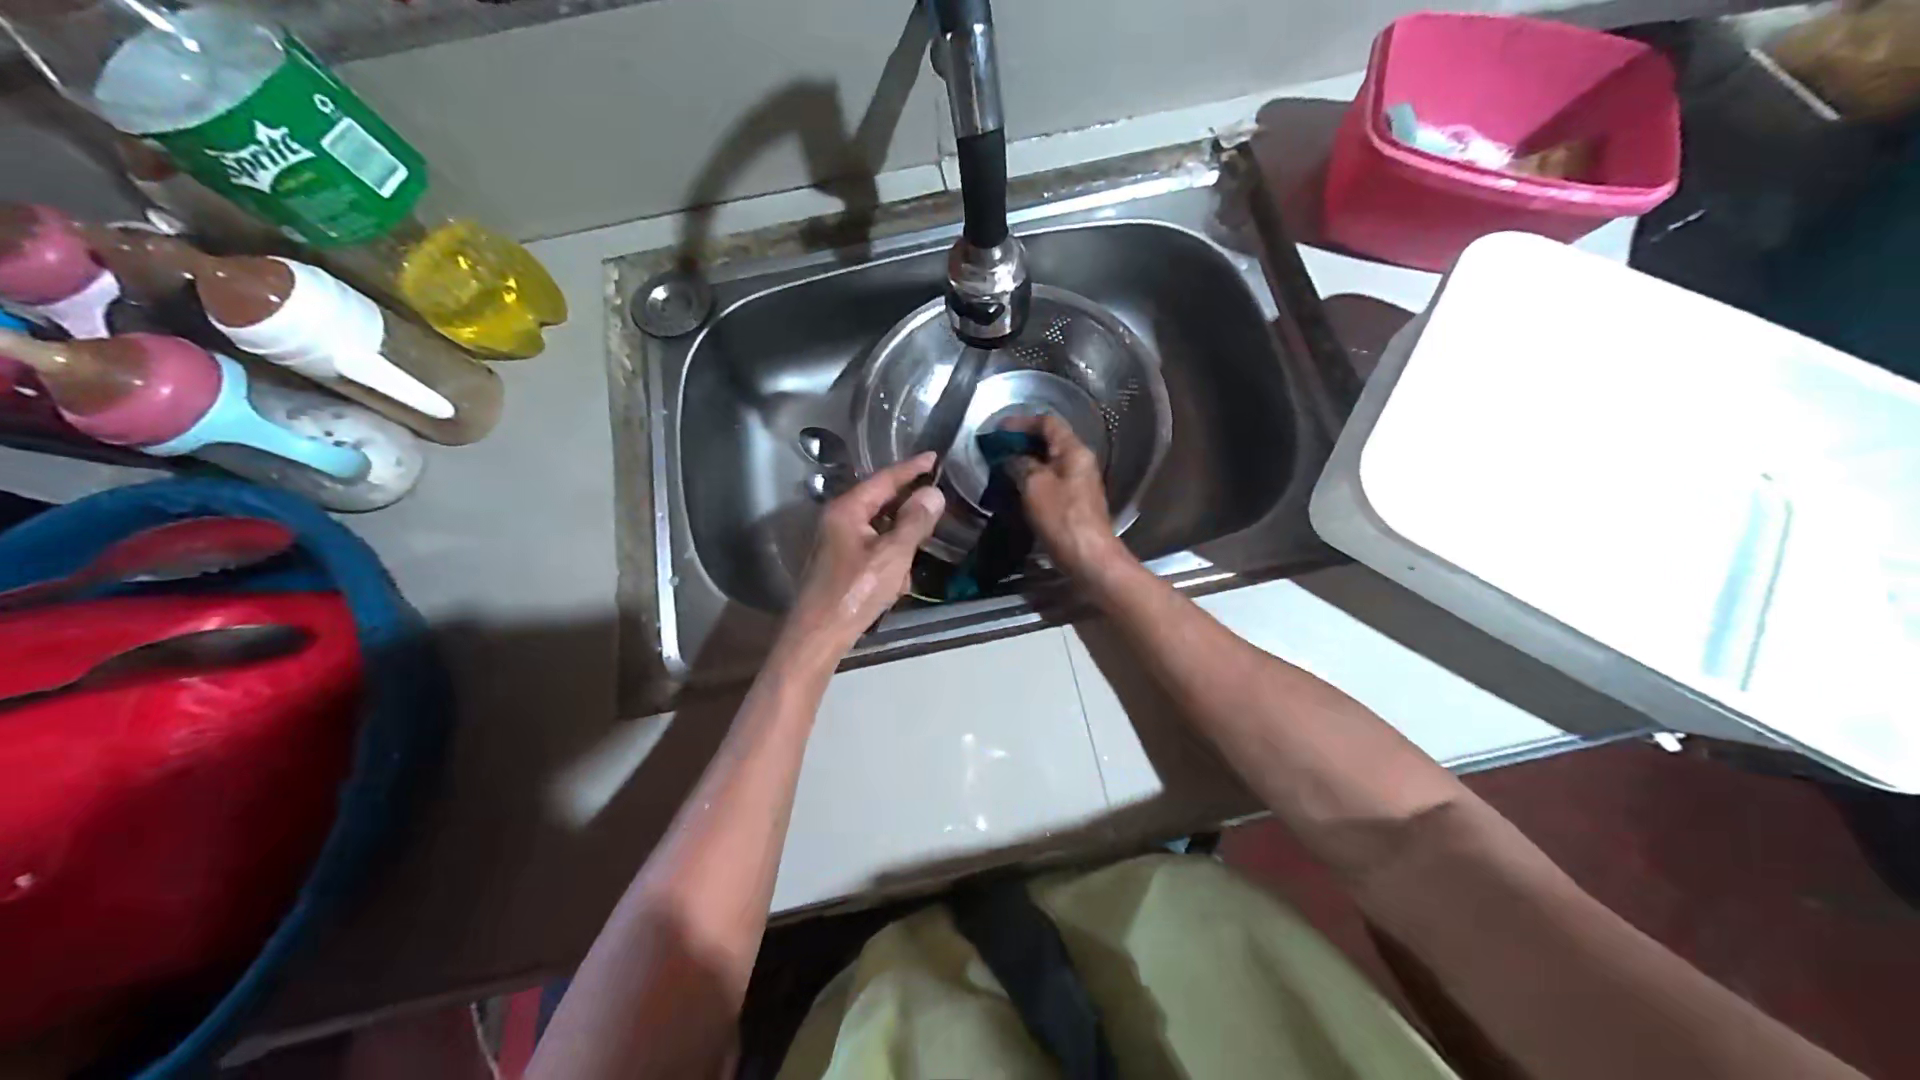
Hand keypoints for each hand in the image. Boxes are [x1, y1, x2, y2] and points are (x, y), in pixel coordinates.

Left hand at [779, 452, 944, 662]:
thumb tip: (933, 494)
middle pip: (880, 501)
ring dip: (901, 539)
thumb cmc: (854, 591)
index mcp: (847, 510)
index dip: (911, 468)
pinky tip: (900, 579)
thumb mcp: (892, 555)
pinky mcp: (840, 564)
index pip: (884, 479)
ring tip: (923, 545)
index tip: (935, 457)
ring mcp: (837, 543)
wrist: (818, 635)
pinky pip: (873, 550)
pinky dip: (890, 559)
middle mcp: (838, 520)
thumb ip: (914, 522)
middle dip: (909, 506)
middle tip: (937, 499)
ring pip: (879, 528)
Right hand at [1007, 414, 1127, 578]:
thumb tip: (1011, 458)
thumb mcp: (1034, 486)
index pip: (1048, 422)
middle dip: (1022, 442)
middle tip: (997, 449)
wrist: (1089, 557)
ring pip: (1049, 462)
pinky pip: (1051, 481)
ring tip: (1001, 467)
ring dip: (1026, 462)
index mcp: (1074, 451)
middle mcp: (1081, 462)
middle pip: (1050, 441)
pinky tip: (1016, 489)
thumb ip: (1020, 464)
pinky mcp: (1075, 502)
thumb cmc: (1062, 518)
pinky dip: (1033, 479)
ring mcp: (1079, 483)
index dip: (1022, 422)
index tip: (999, 429)